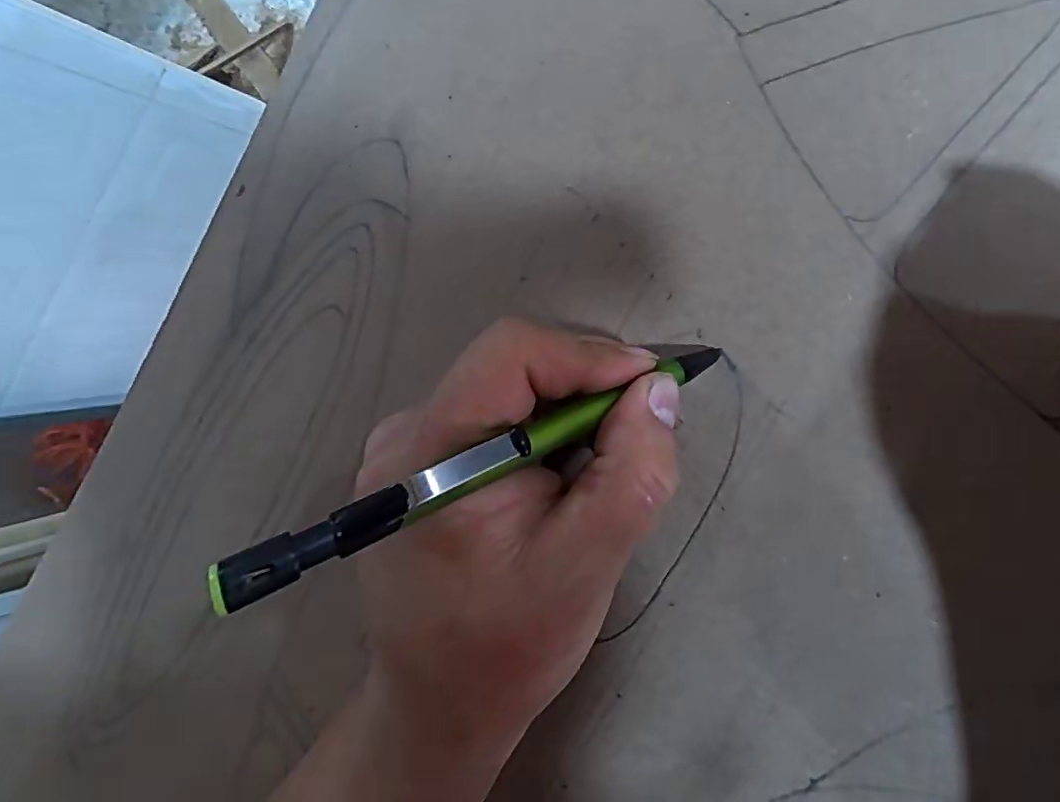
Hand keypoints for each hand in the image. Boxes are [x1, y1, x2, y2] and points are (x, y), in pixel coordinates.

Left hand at [272, 319, 681, 801]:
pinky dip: (540, 427)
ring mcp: (404, 443)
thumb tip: (655, 391)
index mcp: (430, 451)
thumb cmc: (507, 648)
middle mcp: (405, 431)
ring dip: (566, 408)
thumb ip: (632, 473)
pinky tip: (558, 476)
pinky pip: (492, 413)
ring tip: (600, 459)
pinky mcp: (417, 459)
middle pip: (510, 365)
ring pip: (505, 388)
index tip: (647, 385)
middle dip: (584, 384)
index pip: (511, 352)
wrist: (435, 706)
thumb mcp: (586, 567)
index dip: (586, 355)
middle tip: (638, 423)